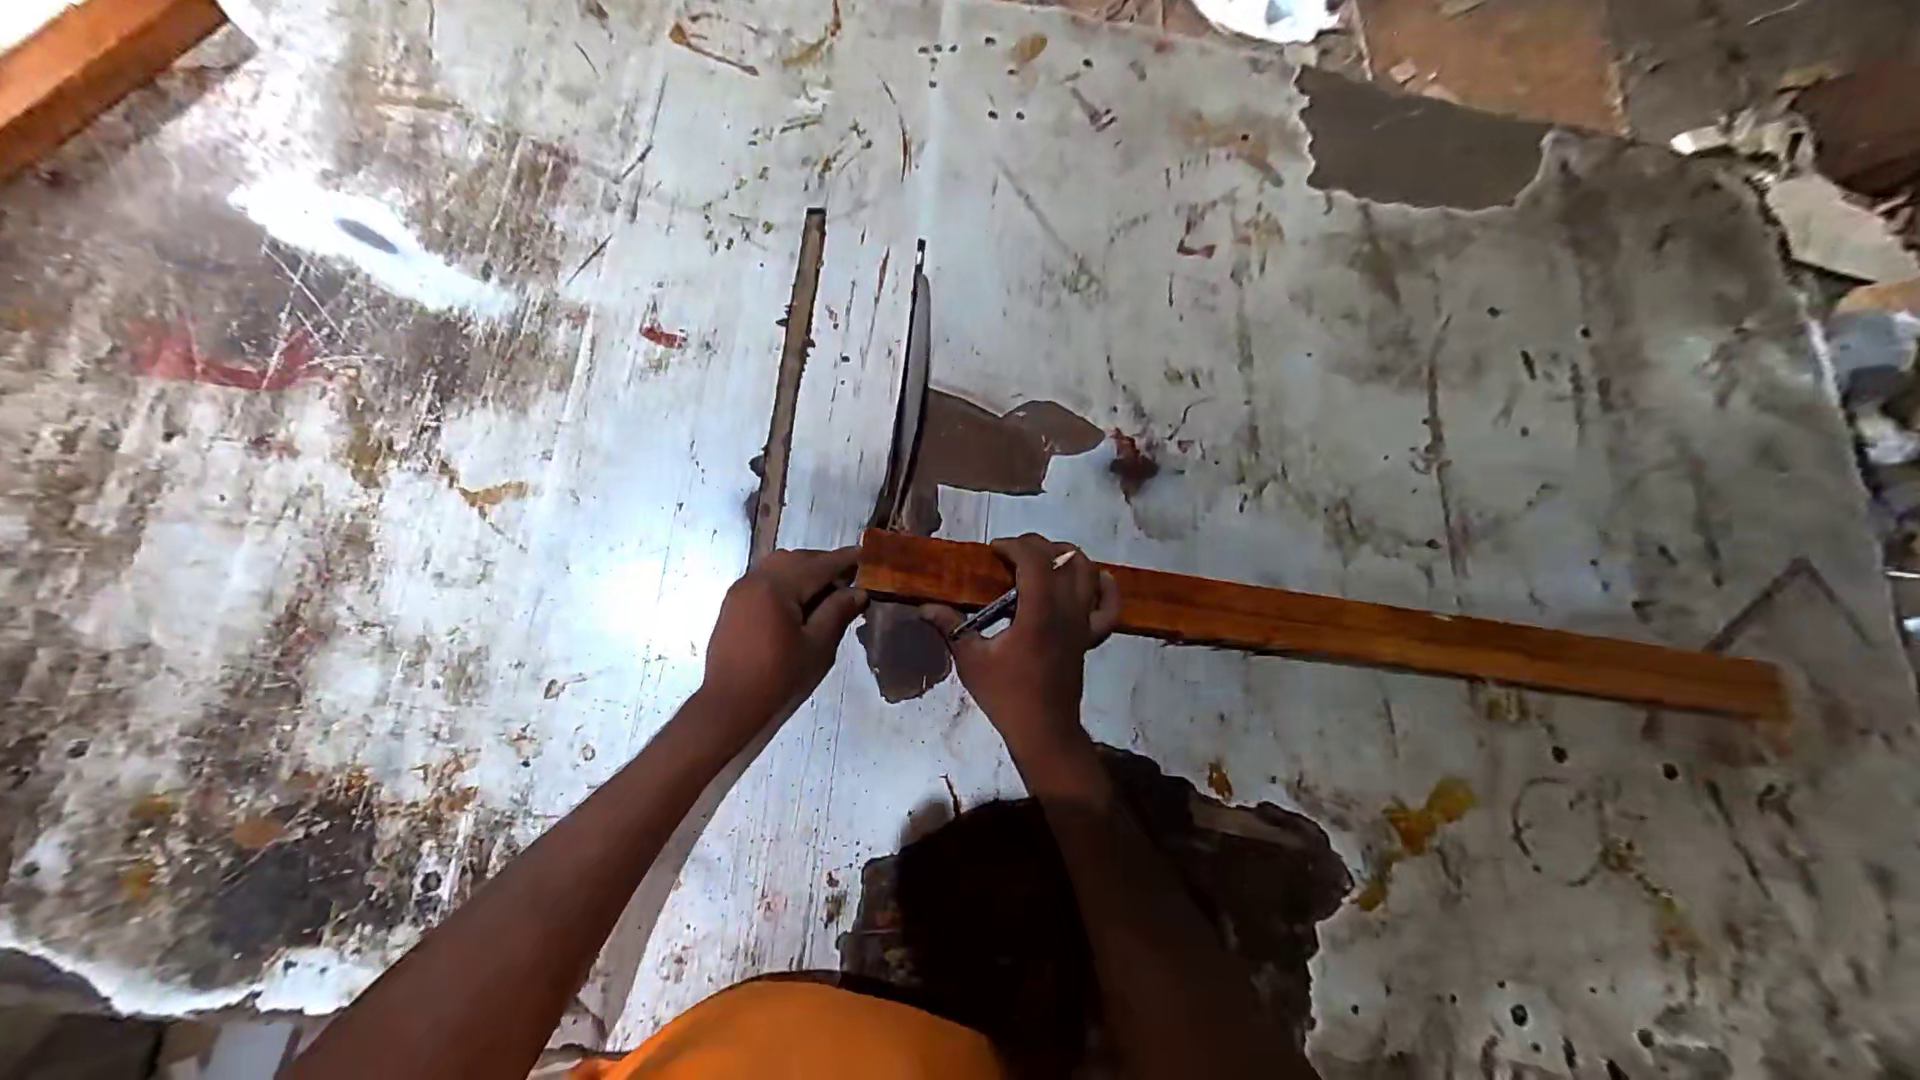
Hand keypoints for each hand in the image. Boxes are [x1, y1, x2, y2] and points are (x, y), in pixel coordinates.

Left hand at [701, 547, 868, 732]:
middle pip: (797, 560)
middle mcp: (755, 580)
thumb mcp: (818, 647)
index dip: (845, 560)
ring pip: (779, 567)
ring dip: (805, 572)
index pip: (819, 564)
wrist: (730, 707)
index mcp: (776, 586)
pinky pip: (765, 580)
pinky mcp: (733, 605)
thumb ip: (838, 612)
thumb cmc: (778, 678)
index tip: (867, 556)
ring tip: (828, 592)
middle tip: (851, 580)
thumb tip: (858, 592)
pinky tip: (801, 603)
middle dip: (825, 565)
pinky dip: (787, 582)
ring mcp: (740, 591)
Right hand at [918, 534, 1119, 758]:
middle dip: (1035, 546)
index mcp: (1039, 613)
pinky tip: (1095, 578)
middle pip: (1062, 558)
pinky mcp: (1090, 636)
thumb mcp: (972, 659)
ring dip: (1065, 557)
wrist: (1043, 730)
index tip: (993, 551)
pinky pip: (1108, 606)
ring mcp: (1083, 622)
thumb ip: (951, 626)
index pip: (1035, 560)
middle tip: (1009, 556)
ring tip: (1040, 561)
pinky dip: (1104, 587)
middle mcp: (1067, 610)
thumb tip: (925, 607)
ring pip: (1088, 572)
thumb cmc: (1006, 695)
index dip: (1014, 545)